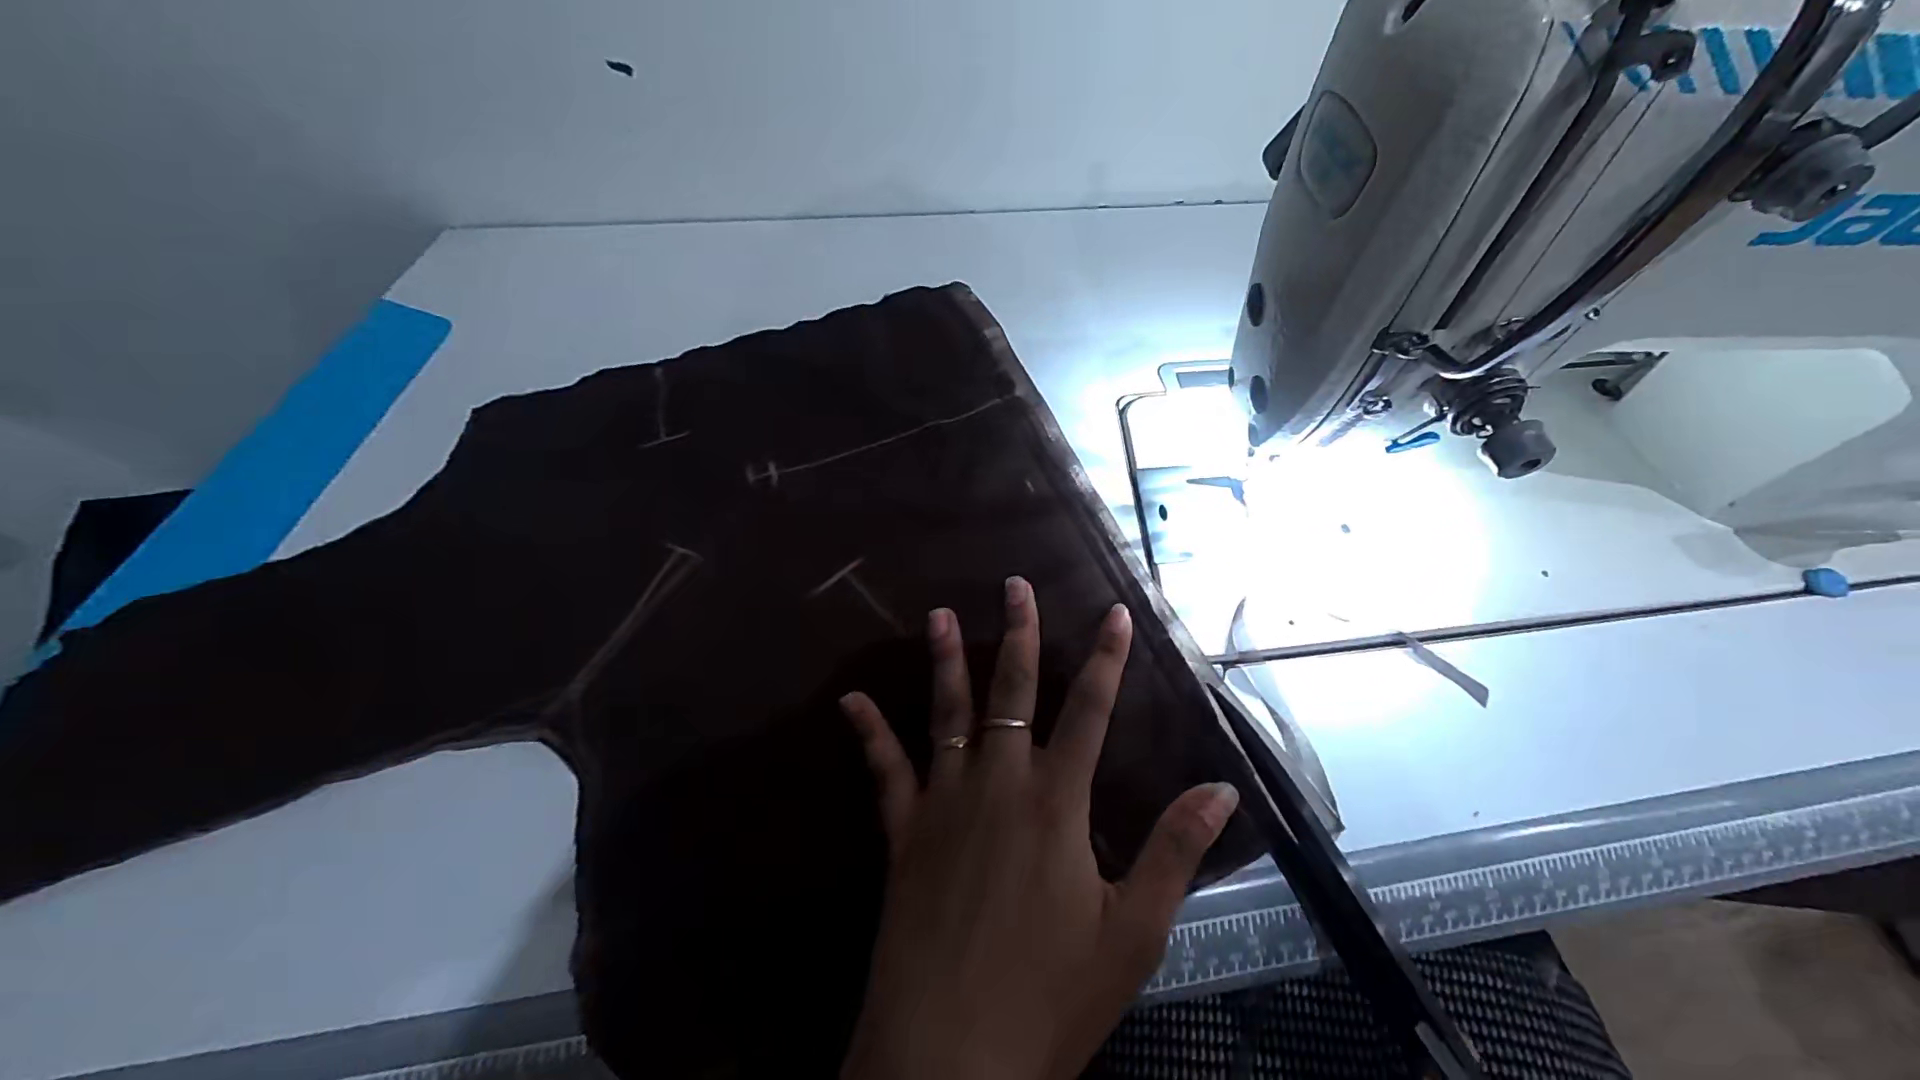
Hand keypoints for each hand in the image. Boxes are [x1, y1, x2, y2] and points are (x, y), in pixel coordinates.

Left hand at [837, 576, 1240, 1079]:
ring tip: (938, 615)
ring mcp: (944, 801)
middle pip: (1012, 692)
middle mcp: (998, 783)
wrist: (950, 1052)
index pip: (1090, 711)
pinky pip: (885, 770)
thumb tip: (1220, 788)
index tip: (1116, 613)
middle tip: (1015, 585)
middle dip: (1019, 635)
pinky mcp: (903, 831)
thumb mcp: (1132, 933)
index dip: (1107, 659)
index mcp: (1056, 803)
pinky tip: (850, 701)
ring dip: (945, 661)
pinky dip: (868, 734)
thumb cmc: (1049, 996)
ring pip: (948, 714)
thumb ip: (1174, 852)